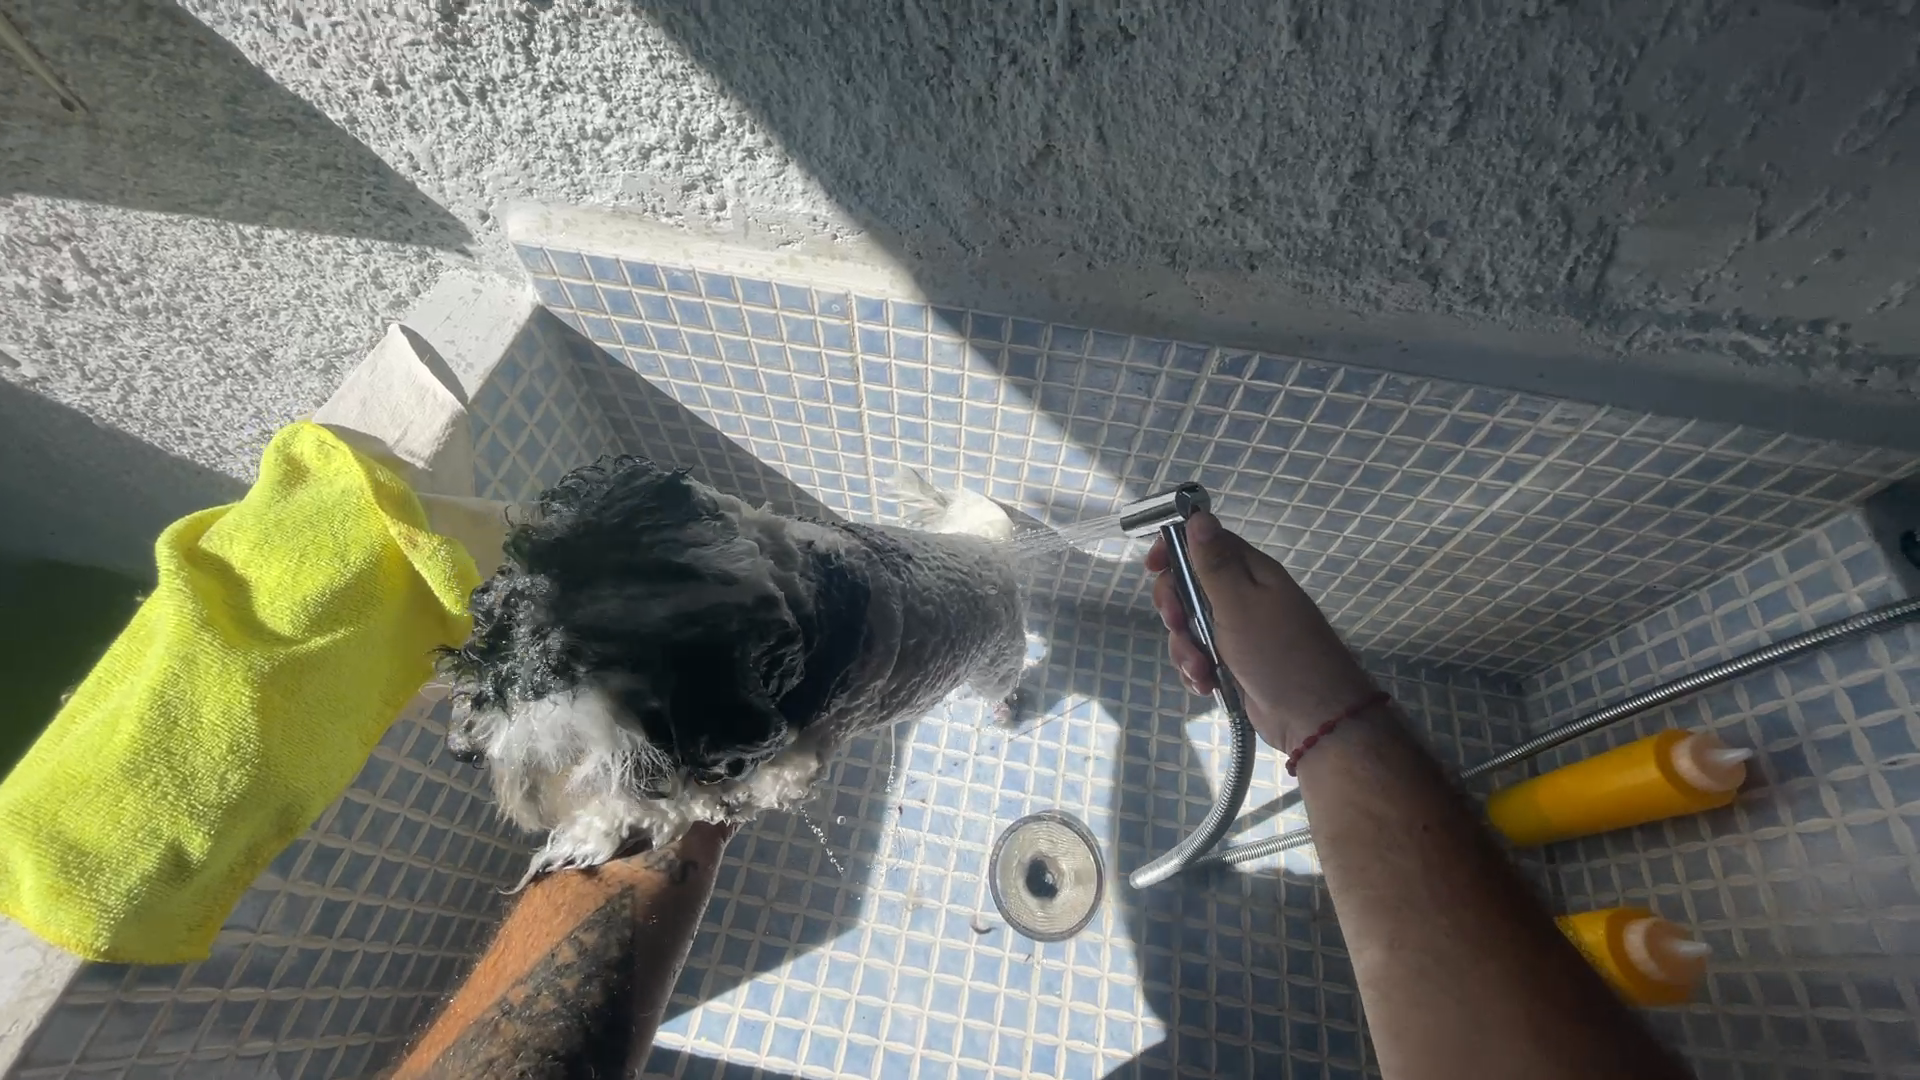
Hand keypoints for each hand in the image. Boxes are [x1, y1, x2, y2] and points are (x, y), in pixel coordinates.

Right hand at [1147, 511, 1377, 750]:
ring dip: (1185, 647)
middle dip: (1174, 608)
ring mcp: (1237, 630)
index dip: (1173, 549)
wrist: (1313, 719)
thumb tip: (1199, 515)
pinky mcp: (1232, 661)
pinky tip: (1205, 684)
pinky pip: (1198, 655)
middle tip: (1177, 624)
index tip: (1152, 567)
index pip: (1204, 542)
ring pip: (1189, 626)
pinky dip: (1196, 670)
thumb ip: (1214, 562)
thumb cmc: (1278, 653)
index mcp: (1250, 572)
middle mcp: (1243, 595)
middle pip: (1188, 586)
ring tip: (1200, 669)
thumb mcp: (1239, 603)